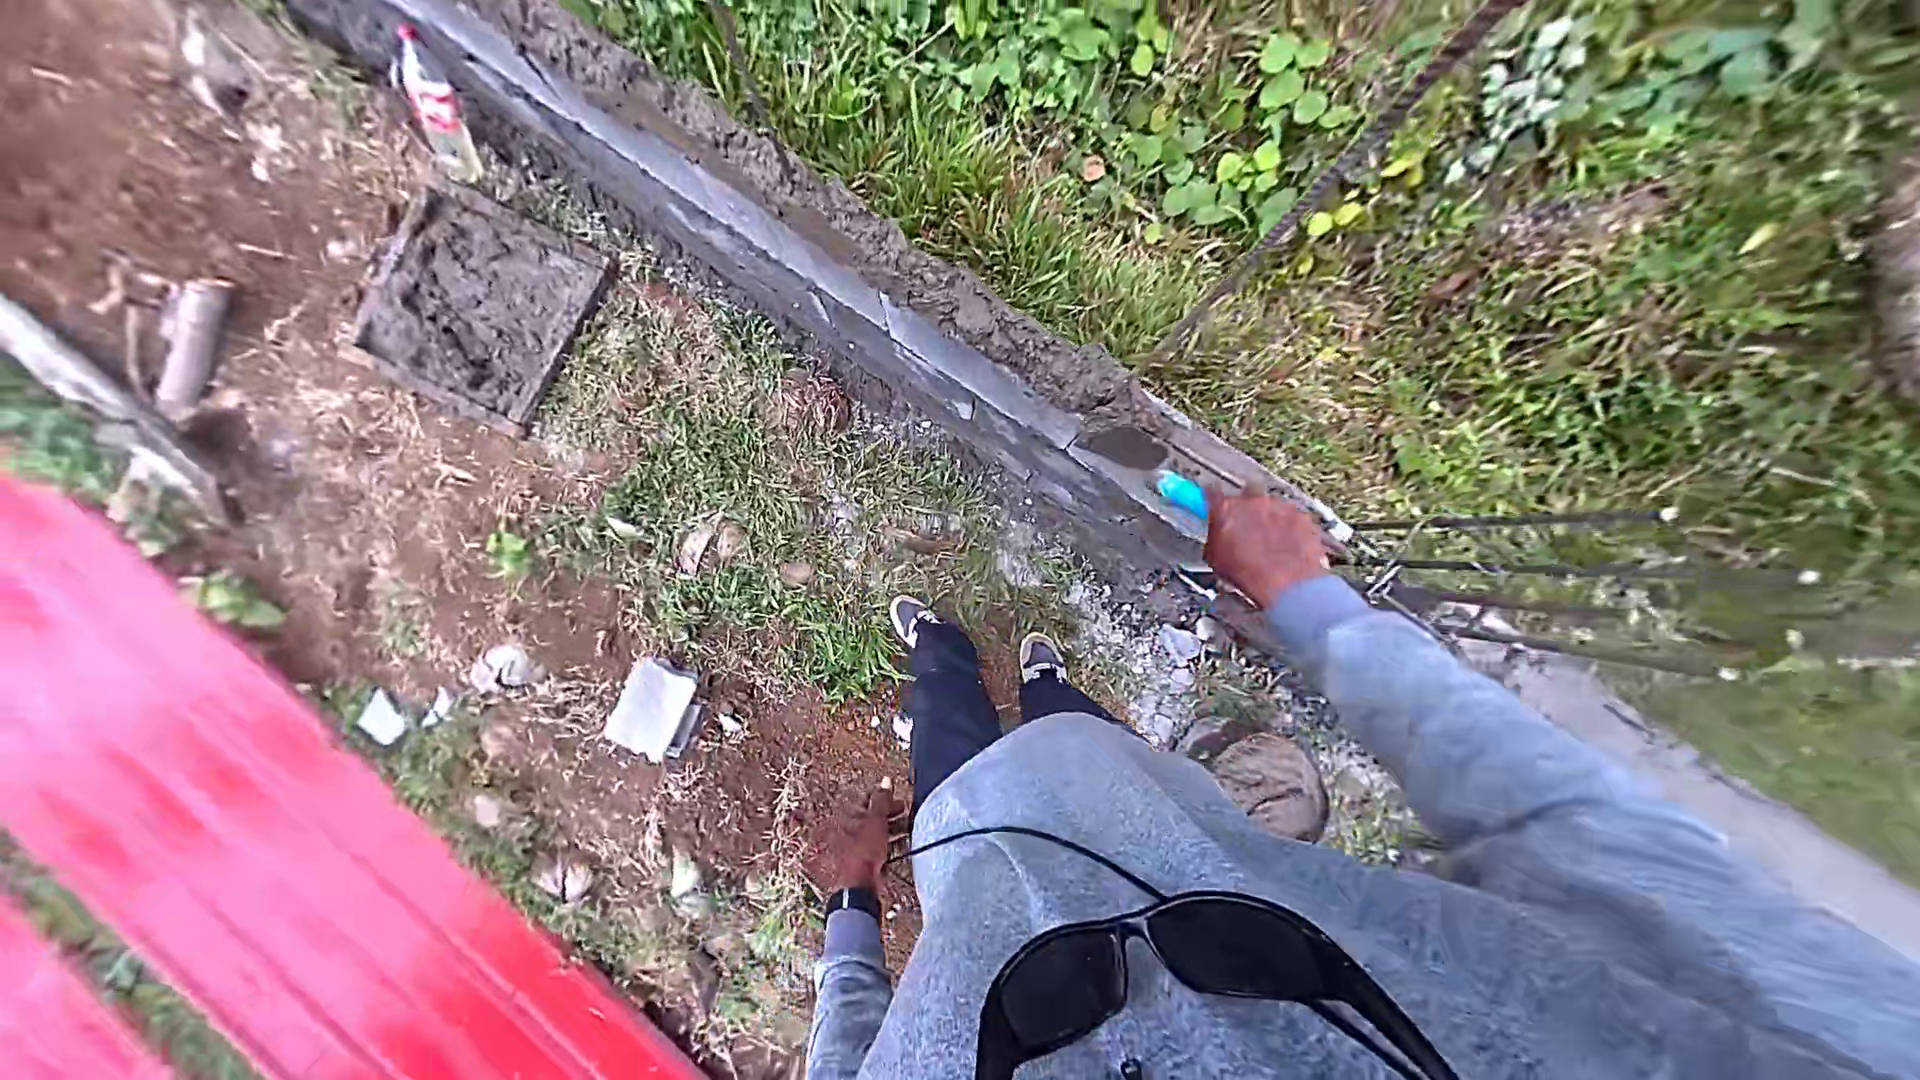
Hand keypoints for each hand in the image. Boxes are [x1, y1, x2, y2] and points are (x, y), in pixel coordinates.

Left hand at [824, 780, 895, 894]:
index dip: (883, 794)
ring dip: (893, 829)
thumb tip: (886, 780)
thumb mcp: (875, 819)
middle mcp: (848, 829)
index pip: (867, 797)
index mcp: (848, 815)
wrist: (858, 886)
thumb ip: (882, 799)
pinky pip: (879, 848)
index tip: (897, 795)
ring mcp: (855, 846)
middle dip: (890, 812)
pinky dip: (890, 845)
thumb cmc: (862, 851)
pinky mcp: (863, 861)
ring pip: (876, 832)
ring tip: (908, 828)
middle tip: (903, 811)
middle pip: (872, 815)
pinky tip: (902, 845)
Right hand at [1202, 491, 1331, 607]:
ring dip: (1268, 521)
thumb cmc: (1251, 574)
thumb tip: (1215, 535)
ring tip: (1267, 545)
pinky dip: (1289, 529)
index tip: (1214, 505)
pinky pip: (1292, 518)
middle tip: (1245, 532)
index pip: (1212, 494)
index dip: (1213, 501)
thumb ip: (1214, 536)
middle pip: (1245, 498)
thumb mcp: (1215, 558)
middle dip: (1245, 513)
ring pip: (1270, 508)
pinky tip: (1285, 547)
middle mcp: (1253, 501)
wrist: (1287, 584)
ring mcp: (1279, 507)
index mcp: (1225, 509)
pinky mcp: (1301, 516)